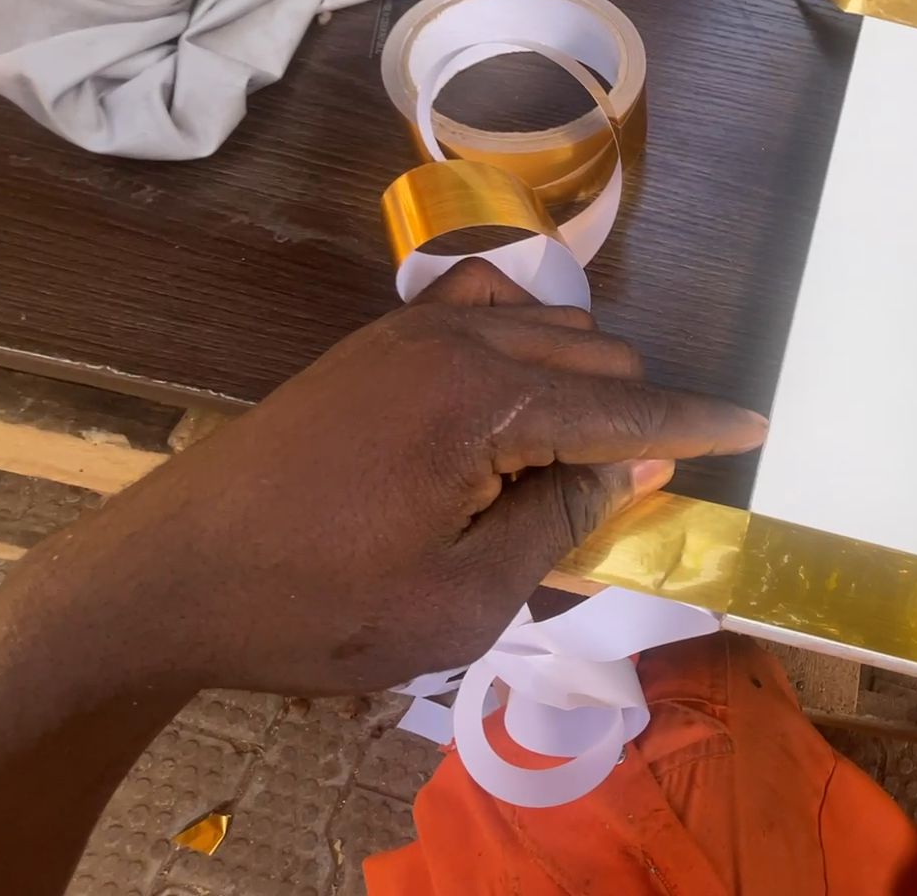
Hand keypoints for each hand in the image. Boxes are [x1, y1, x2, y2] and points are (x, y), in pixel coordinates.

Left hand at [17, 258, 768, 697]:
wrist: (161, 579)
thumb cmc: (319, 610)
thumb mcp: (466, 600)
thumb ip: (566, 516)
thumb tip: (638, 459)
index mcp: (485, 404)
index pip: (627, 413)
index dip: (699, 427)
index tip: (755, 426)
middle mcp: (461, 341)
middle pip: (603, 361)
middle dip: (629, 426)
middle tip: (597, 501)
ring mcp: (418, 326)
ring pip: (558, 331)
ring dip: (583, 390)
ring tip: (547, 463)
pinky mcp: (386, 334)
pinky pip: (493, 305)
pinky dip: (530, 343)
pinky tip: (513, 389)